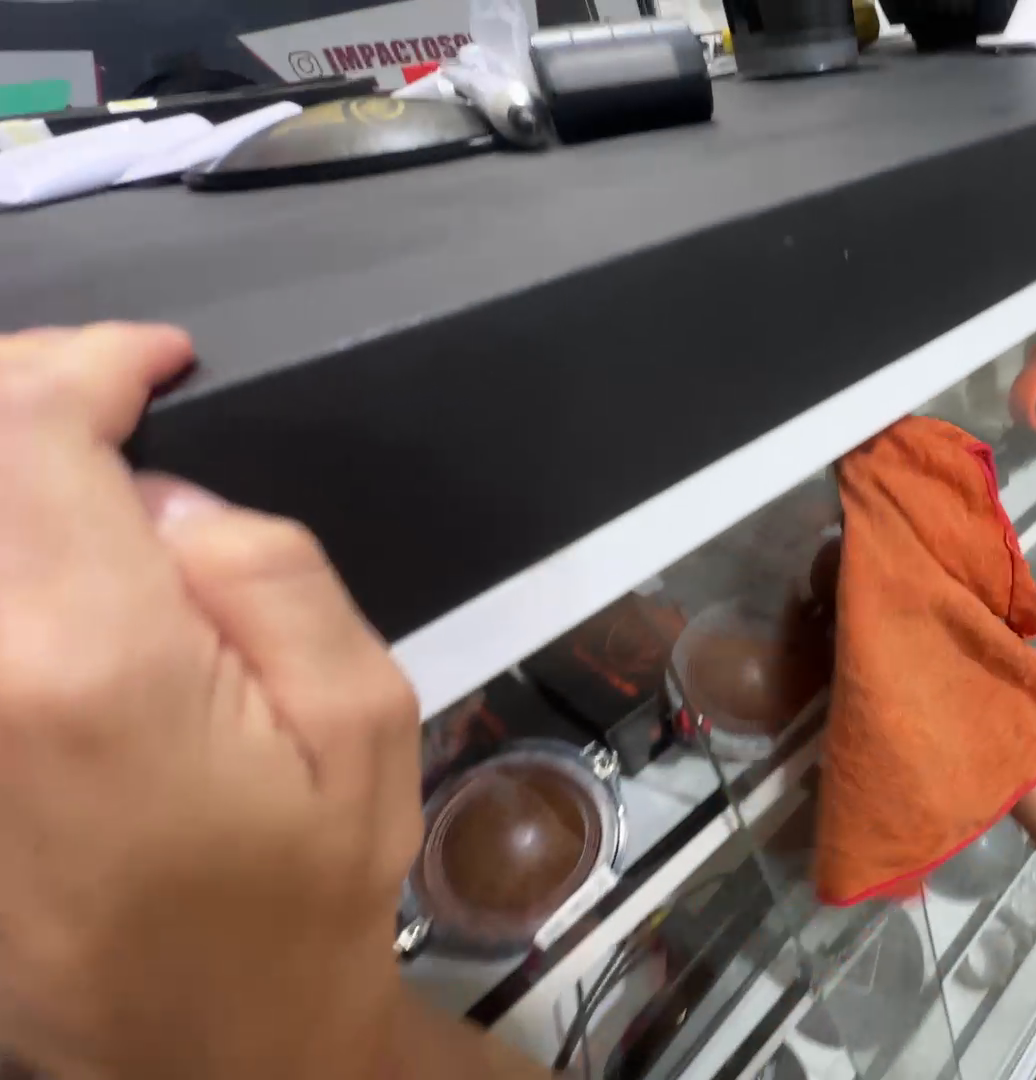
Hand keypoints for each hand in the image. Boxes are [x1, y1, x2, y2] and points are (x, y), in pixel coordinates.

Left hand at [0, 325, 421, 1078]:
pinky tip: (37, 529)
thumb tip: (186, 502)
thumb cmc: (315, 862)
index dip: (85, 369)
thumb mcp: (368, 715)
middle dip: (9, 387)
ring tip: (65, 430)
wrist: (208, 1018)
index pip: (31, 449)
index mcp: (93, 660)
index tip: (158, 356)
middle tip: (104, 373)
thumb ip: (284, 586)